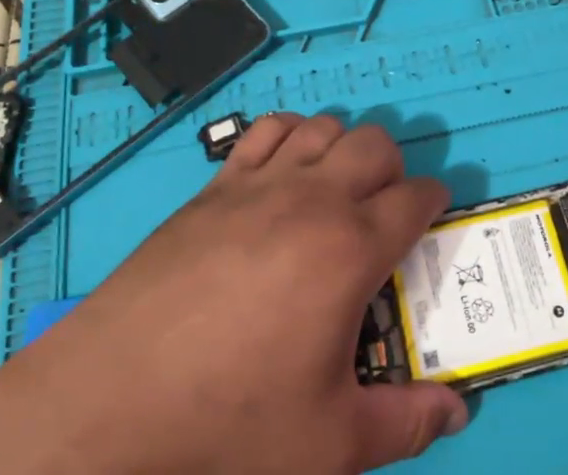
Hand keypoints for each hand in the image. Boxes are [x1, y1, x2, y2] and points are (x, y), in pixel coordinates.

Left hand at [0, 112, 466, 474]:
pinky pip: (262, 132)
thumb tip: (456, 414)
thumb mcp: (331, 441)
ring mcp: (255, 186)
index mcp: (350, 249)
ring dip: (340, 147)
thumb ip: (406, 424)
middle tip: (385, 209)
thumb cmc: (229, 420)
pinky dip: (286, 135)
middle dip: (393, 167)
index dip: (435, 201)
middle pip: (374, 143)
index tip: (432, 217)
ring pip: (320, 126)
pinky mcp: (211, 189)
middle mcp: (310, 200)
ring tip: (334, 189)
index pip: (416, 197)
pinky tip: (280, 171)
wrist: (110, 404)